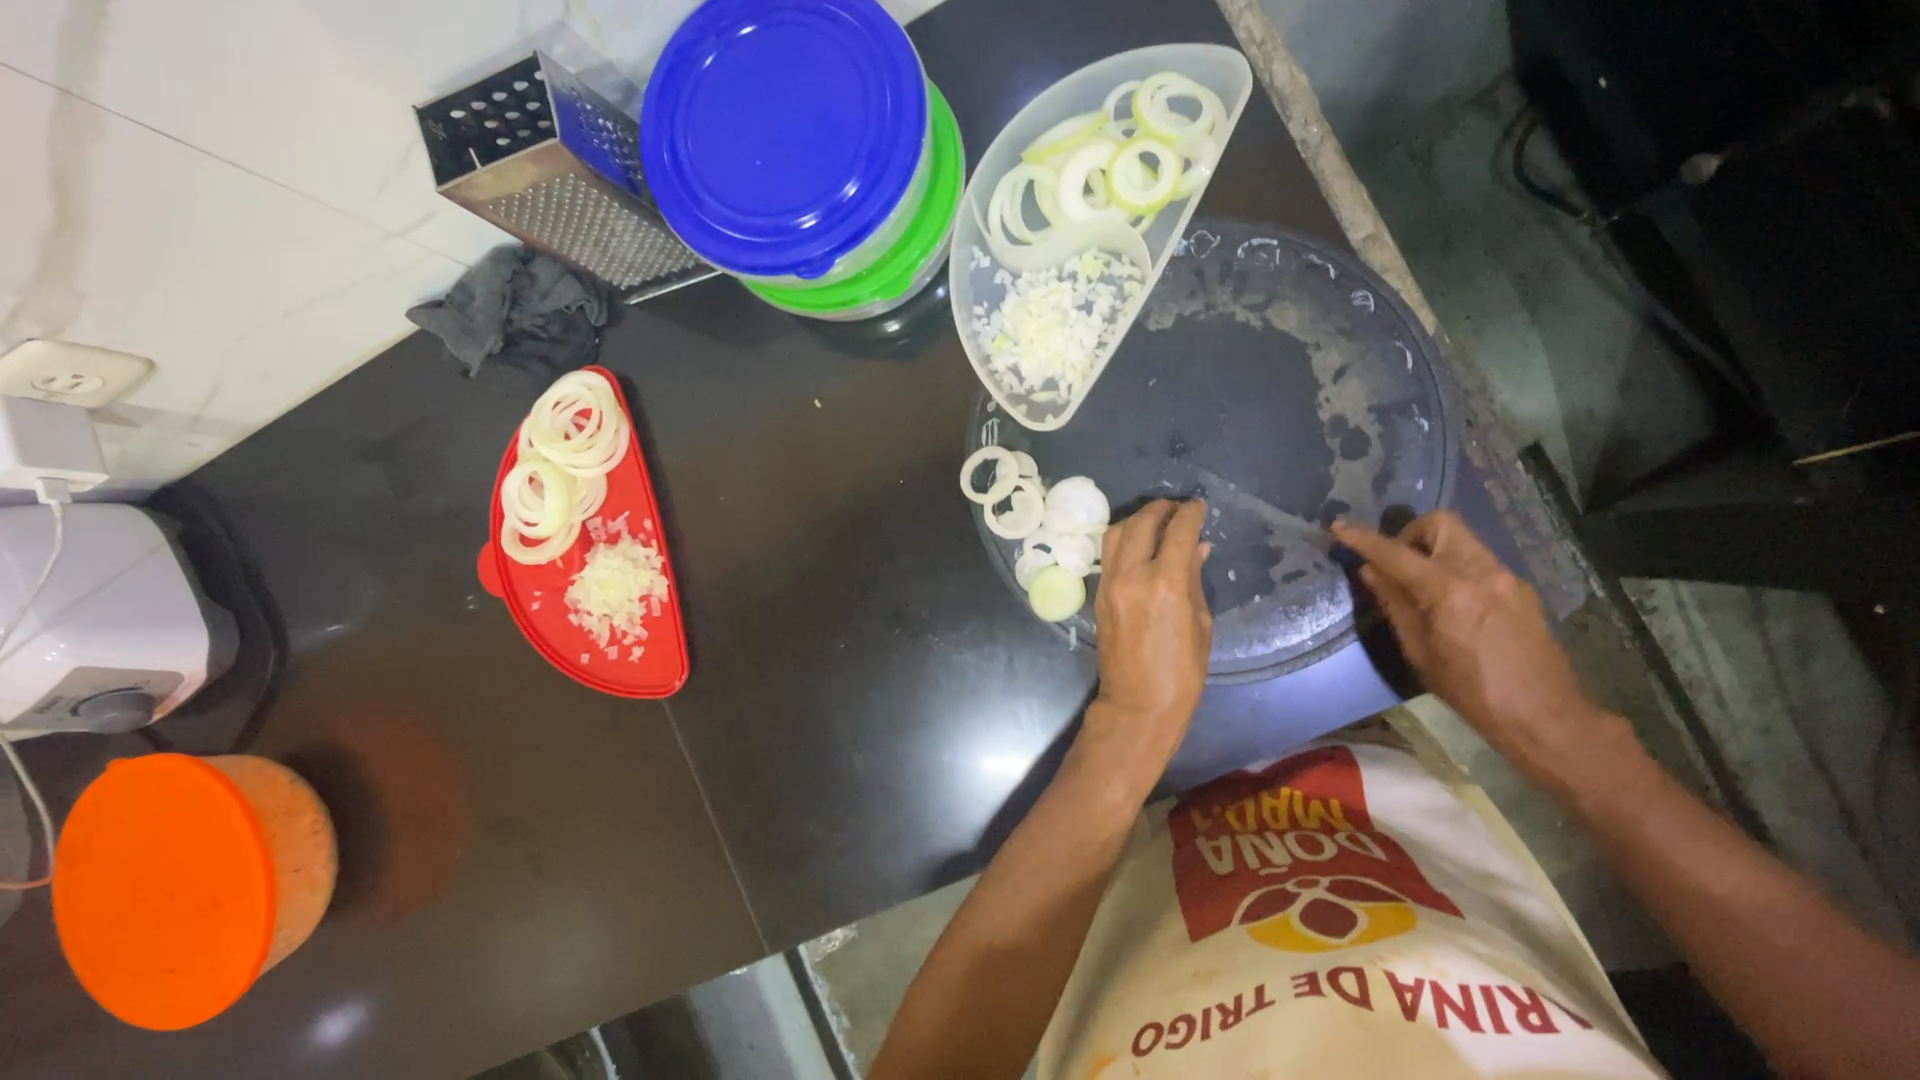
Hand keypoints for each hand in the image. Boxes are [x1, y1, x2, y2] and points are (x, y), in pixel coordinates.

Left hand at [1091, 500, 1212, 755]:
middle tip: (1177, 508)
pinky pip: (1109, 554)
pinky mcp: (1098, 594)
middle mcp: (1132, 576)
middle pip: (1142, 523)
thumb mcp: (1200, 623)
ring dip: (1138, 520)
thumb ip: (1195, 579)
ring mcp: (1109, 584)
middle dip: (1161, 509)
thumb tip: (1197, 548)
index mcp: (1165, 584)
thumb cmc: (1182, 672)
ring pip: (1117, 533)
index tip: (1199, 506)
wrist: (1138, 703)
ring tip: (1157, 521)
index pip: (1177, 532)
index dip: (1190, 513)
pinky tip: (1140, 543)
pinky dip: (1124, 540)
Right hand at [1333, 512, 1622, 774]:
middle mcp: (1480, 572)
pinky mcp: (1521, 588)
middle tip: (1398, 565)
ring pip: (1462, 539)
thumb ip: (1394, 604)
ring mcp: (1506, 577)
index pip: (1395, 553)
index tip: (1338, 527)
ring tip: (1423, 586)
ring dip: (1434, 550)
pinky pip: (1480, 562)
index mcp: (1448, 591)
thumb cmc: (1470, 691)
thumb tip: (1371, 572)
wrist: (1543, 712)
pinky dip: (1457, 568)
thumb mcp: (1420, 652)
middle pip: (1440, 523)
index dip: (1363, 538)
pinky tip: (1455, 605)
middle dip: (1411, 534)